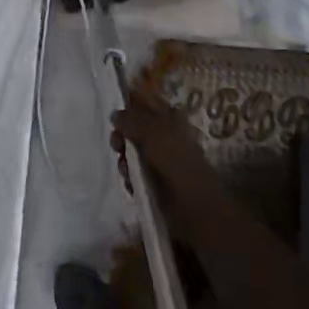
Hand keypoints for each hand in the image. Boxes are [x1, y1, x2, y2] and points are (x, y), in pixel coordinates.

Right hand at [110, 84, 220, 202]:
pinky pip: (135, 173)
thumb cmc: (175, 161)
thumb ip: (131, 120)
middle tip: (118, 144)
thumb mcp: (152, 133)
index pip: (148, 102)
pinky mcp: (155, 182)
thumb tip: (114, 114)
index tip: (115, 114)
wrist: (193, 206)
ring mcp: (160, 159)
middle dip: (123, 135)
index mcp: (171, 117)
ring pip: (133, 151)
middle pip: (136, 128)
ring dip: (125, 159)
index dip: (131, 104)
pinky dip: (131, 176)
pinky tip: (132, 182)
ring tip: (126, 168)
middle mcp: (165, 135)